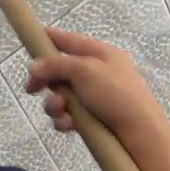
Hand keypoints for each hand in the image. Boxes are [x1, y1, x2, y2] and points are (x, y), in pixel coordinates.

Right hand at [25, 27, 169, 141]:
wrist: (139, 133)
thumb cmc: (115, 94)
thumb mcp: (84, 71)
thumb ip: (55, 65)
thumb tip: (34, 67)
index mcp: (100, 54)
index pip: (70, 41)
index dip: (49, 38)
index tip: (30, 38)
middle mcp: (97, 73)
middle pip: (60, 71)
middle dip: (46, 81)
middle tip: (31, 89)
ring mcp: (94, 97)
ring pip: (61, 96)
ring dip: (54, 104)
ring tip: (60, 110)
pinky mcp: (92, 118)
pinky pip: (68, 115)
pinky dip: (64, 120)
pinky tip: (68, 125)